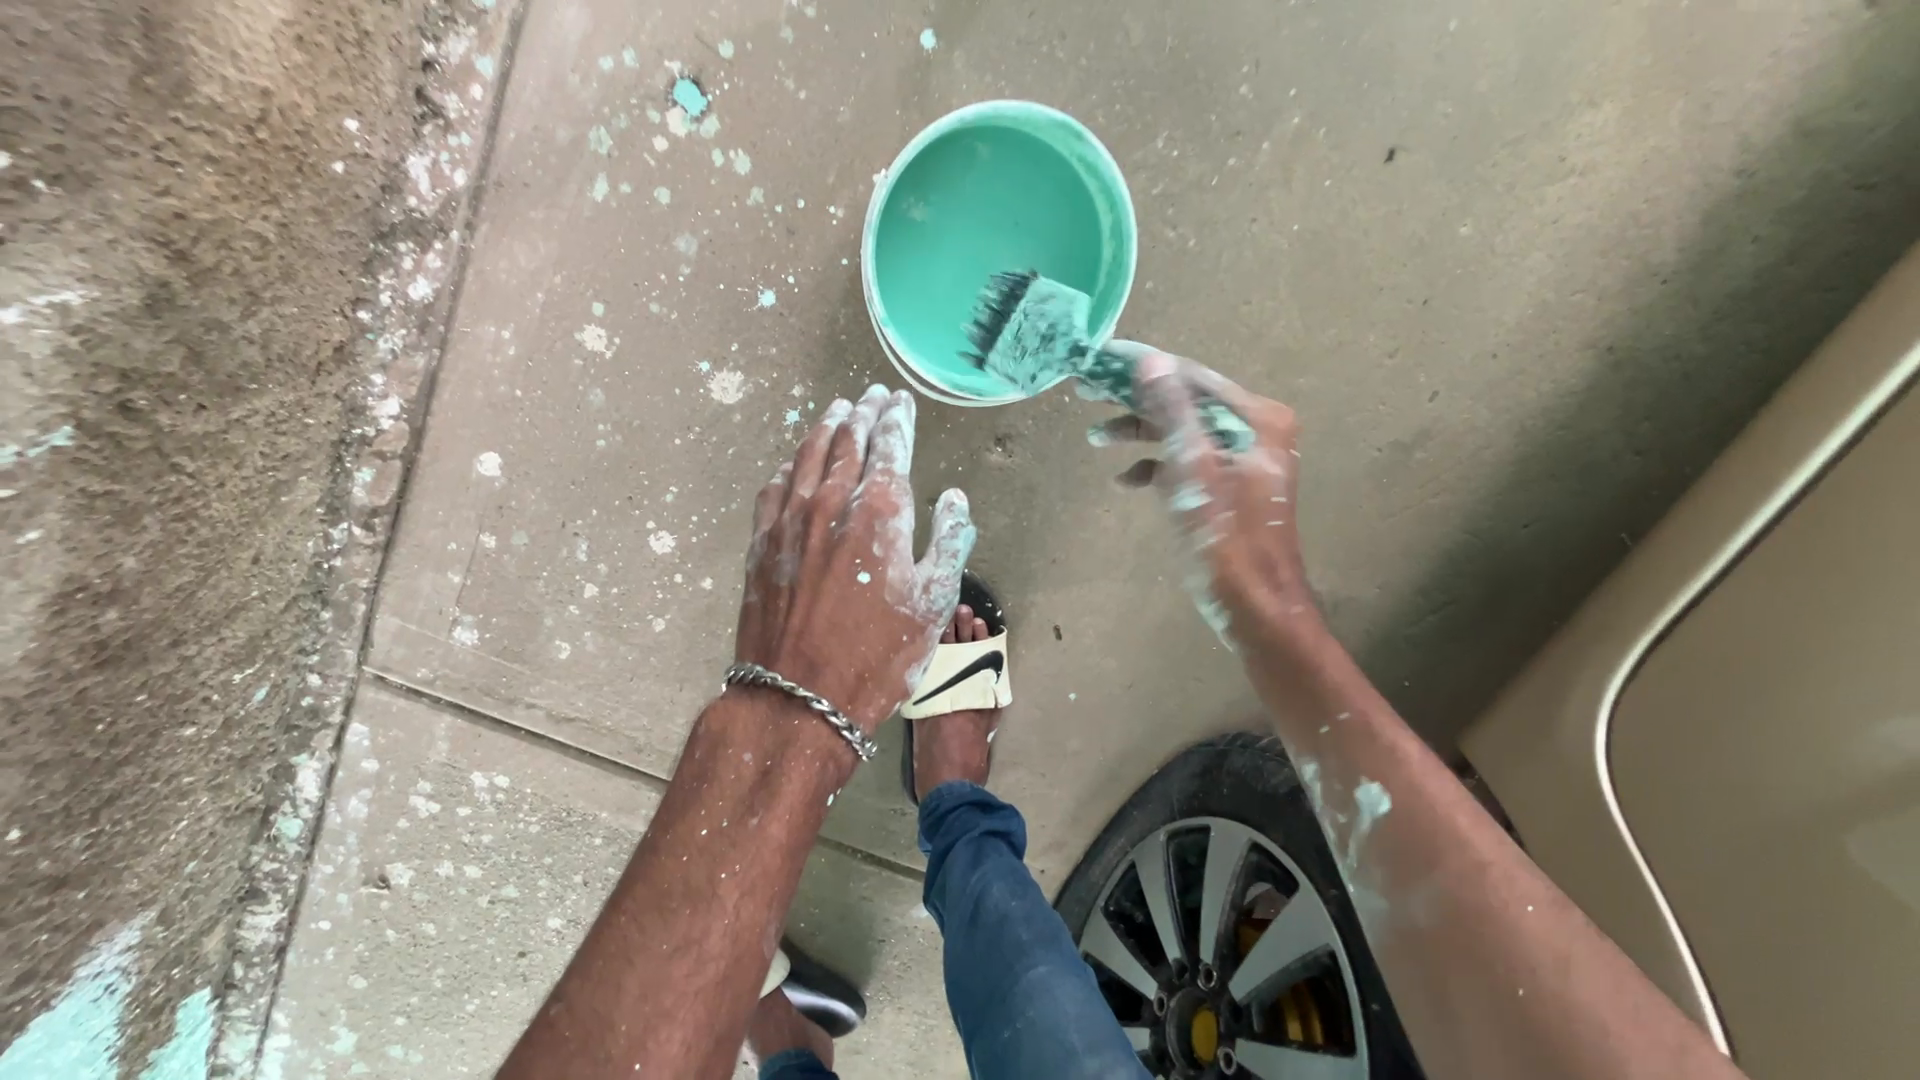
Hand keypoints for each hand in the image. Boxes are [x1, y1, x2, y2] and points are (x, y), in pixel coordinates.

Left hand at [736, 385, 975, 730]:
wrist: (799, 696)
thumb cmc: (878, 655)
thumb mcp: (933, 603)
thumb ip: (949, 542)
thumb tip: (954, 500)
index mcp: (880, 512)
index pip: (890, 447)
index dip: (897, 420)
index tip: (900, 401)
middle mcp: (832, 503)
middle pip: (848, 441)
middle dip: (863, 413)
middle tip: (872, 396)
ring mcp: (790, 520)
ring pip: (808, 456)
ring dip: (826, 427)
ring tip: (837, 409)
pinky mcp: (762, 543)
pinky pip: (775, 487)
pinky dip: (789, 464)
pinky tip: (794, 461)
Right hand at [1091, 346, 1311, 645]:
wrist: (1254, 605)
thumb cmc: (1225, 538)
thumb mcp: (1193, 469)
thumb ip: (1172, 411)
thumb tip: (1148, 361)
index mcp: (1256, 418)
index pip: (1190, 377)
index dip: (1142, 366)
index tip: (1099, 358)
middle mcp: (1253, 430)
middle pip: (1184, 402)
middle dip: (1135, 400)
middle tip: (1086, 393)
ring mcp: (1241, 460)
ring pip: (1181, 432)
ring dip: (1140, 433)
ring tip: (1097, 437)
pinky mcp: (1228, 487)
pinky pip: (1186, 463)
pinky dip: (1156, 467)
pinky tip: (1126, 480)